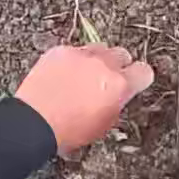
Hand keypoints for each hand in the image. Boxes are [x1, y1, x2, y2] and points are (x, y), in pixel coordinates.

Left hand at [14, 45, 154, 152]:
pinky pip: (73, 50)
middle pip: (121, 54)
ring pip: (98, 48)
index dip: (139, 78)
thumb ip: (116, 102)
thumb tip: (118, 95)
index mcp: (120, 85)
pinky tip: (64, 76)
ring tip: (83, 77)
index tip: (134, 80)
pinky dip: (72, 60)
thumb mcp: (103, 124)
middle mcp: (104, 65)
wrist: (34, 122)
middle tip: (106, 80)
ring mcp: (81, 55)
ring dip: (95, 60)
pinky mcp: (61, 51)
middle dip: (117, 66)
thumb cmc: (67, 130)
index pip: (144, 71)